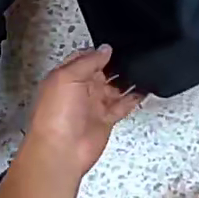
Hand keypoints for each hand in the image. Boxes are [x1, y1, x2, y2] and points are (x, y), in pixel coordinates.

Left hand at [19, 46, 141, 180]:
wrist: (61, 151)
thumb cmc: (55, 116)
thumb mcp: (68, 77)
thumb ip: (88, 61)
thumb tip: (104, 49)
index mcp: (67, 77)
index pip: (85, 58)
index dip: (99, 52)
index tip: (114, 46)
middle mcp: (80, 90)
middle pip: (102, 72)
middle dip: (115, 64)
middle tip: (132, 55)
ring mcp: (93, 105)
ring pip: (114, 87)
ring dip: (127, 80)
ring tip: (143, 68)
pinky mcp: (105, 120)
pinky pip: (122, 105)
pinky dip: (133, 98)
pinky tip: (143, 89)